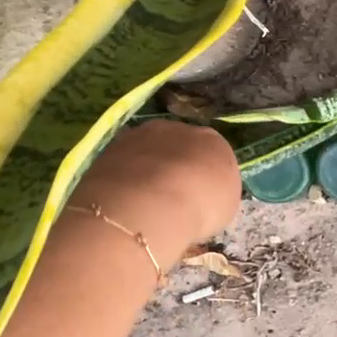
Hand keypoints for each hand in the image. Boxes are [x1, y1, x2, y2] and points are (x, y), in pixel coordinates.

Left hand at [71, 120, 240, 253]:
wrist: (149, 204)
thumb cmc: (200, 206)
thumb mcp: (226, 204)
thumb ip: (217, 190)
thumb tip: (205, 191)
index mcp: (215, 141)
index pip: (214, 154)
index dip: (208, 175)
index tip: (202, 195)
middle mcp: (180, 129)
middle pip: (181, 146)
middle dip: (178, 165)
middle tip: (175, 194)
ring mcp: (141, 134)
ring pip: (150, 151)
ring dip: (149, 168)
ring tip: (147, 199)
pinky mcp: (110, 147)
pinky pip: (126, 161)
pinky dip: (127, 176)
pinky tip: (127, 197)